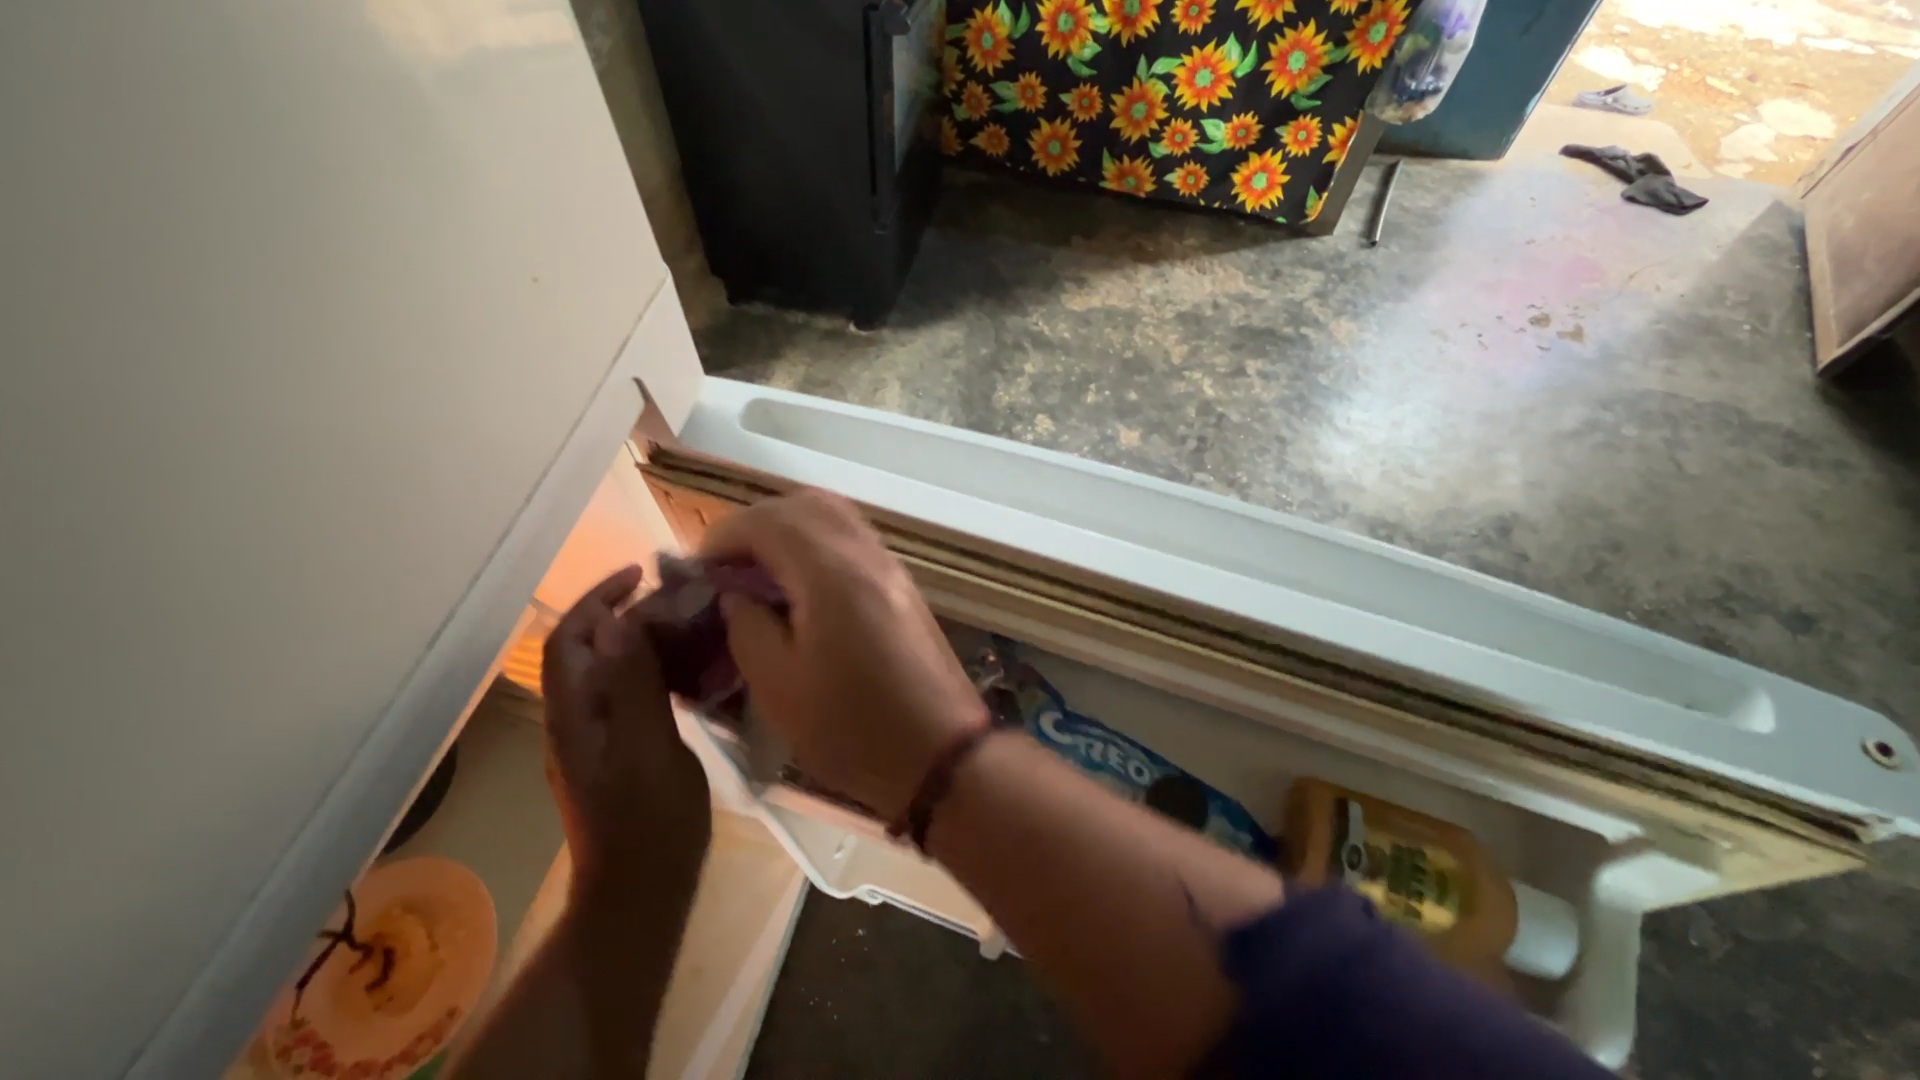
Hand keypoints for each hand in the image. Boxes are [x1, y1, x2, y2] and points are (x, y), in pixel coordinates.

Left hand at [541, 566, 710, 901]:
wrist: (640, 896)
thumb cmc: (651, 824)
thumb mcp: (649, 749)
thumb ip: (632, 685)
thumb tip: (616, 621)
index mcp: (576, 716)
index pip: (569, 638)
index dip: (598, 598)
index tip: (642, 574)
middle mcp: (574, 723)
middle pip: (583, 651)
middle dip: (619, 613)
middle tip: (673, 599)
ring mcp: (592, 744)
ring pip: (604, 673)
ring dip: (635, 641)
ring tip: (683, 626)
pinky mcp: (613, 759)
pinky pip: (623, 696)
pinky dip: (647, 671)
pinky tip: (684, 676)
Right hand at [699, 491, 982, 820]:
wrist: (941, 756)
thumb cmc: (853, 730)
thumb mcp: (779, 688)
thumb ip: (747, 628)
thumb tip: (736, 596)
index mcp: (831, 573)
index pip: (768, 520)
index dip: (723, 536)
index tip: (697, 572)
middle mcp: (866, 555)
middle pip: (805, 504)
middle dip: (757, 524)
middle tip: (727, 567)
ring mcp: (892, 568)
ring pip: (835, 517)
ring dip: (790, 531)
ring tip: (759, 577)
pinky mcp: (904, 588)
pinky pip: (854, 542)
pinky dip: (819, 547)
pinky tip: (800, 591)